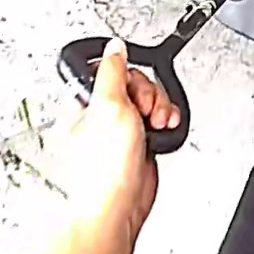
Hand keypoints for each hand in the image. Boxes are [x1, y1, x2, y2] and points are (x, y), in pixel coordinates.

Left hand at [61, 39, 177, 236]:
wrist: (118, 208)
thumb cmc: (102, 169)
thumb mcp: (109, 106)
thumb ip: (112, 72)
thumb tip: (112, 46)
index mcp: (86, 102)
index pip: (110, 68)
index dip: (126, 70)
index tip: (133, 81)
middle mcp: (103, 113)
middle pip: (135, 81)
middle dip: (148, 92)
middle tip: (143, 108)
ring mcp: (122, 127)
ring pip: (150, 98)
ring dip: (160, 107)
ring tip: (155, 122)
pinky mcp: (140, 139)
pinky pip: (159, 117)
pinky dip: (167, 120)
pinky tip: (163, 129)